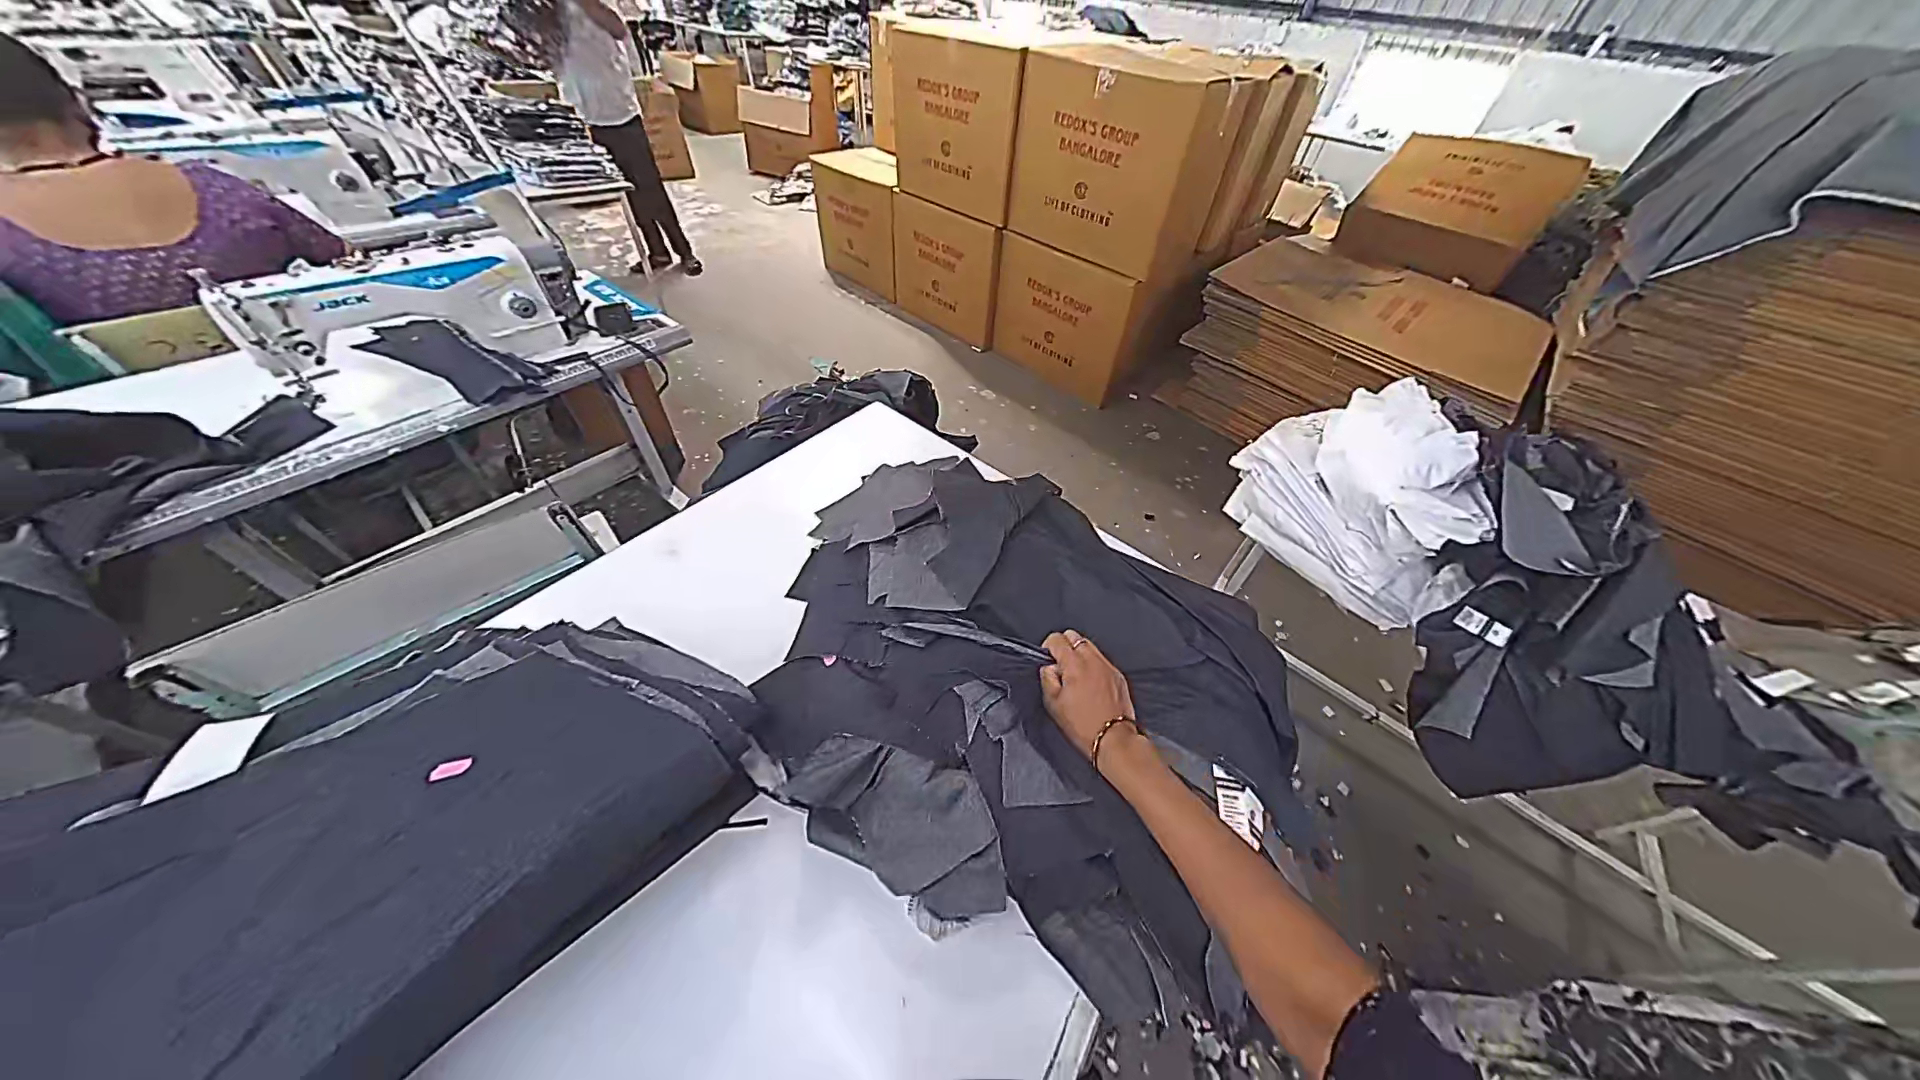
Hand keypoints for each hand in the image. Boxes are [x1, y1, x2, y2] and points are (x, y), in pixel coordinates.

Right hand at [1040, 630, 1135, 760]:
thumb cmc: (1083, 725)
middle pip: (1074, 637)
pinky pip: (1102, 661)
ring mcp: (1108, 667)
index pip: (1057, 639)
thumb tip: (1049, 667)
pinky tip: (1090, 684)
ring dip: (1079, 655)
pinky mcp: (1118, 676)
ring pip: (1089, 647)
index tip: (1048, 660)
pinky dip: (1093, 666)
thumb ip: (1047, 678)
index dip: (1048, 648)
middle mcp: (1093, 660)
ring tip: (1076, 677)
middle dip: (1064, 647)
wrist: (1113, 739)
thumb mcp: (1053, 703)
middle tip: (1060, 667)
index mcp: (1075, 664)